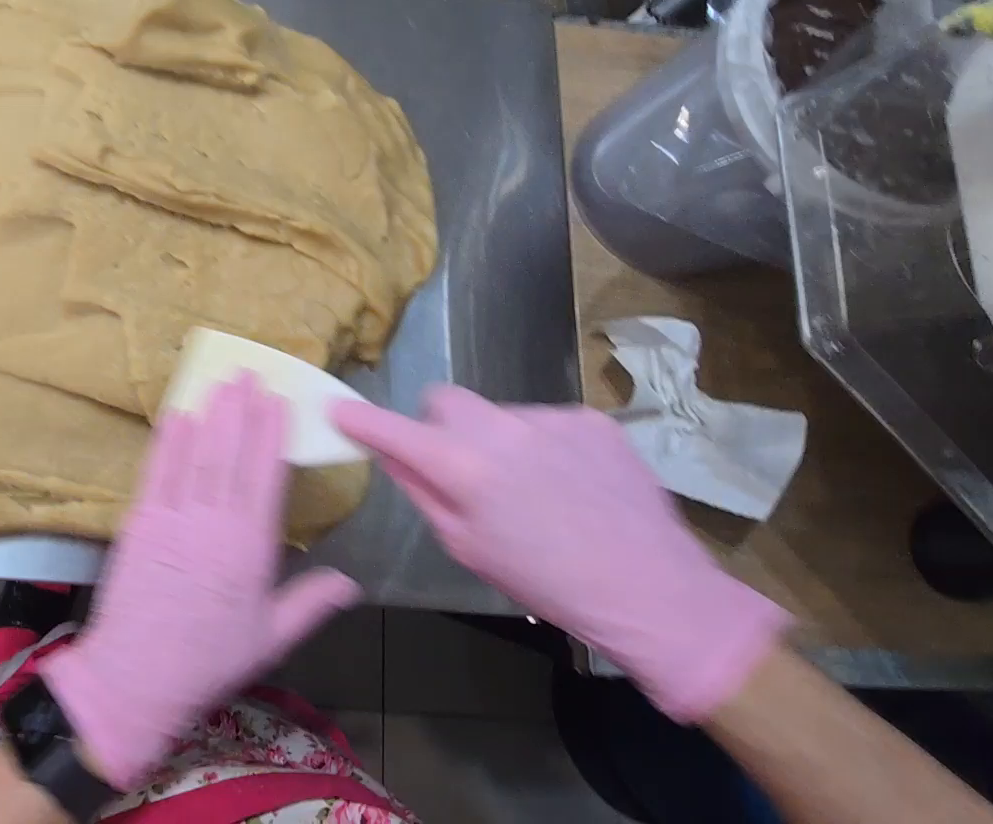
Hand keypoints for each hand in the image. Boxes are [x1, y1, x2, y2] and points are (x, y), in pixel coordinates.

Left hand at [41, 374, 363, 788]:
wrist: (136, 674)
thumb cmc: (209, 658)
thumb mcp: (270, 637)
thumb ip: (312, 603)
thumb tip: (353, 582)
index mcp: (250, 546)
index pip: (265, 474)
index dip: (271, 433)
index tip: (277, 400)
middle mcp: (214, 521)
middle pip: (231, 452)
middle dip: (241, 409)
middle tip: (248, 373)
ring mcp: (173, 516)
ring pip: (197, 453)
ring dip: (210, 413)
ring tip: (220, 382)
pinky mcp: (140, 520)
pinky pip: (157, 470)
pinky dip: (169, 440)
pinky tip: (178, 415)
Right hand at [332, 386, 787, 721]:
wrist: (653, 589)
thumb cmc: (544, 581)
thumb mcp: (467, 547)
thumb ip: (422, 492)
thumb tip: (392, 454)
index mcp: (464, 467)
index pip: (394, 430)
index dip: (361, 420)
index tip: (338, 410)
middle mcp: (501, 427)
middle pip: (445, 402)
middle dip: (440, 427)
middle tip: (459, 469)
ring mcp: (550, 417)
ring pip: (497, 414)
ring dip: (496, 440)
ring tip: (534, 489)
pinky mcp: (590, 419)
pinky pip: (543, 421)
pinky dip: (542, 445)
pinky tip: (570, 483)